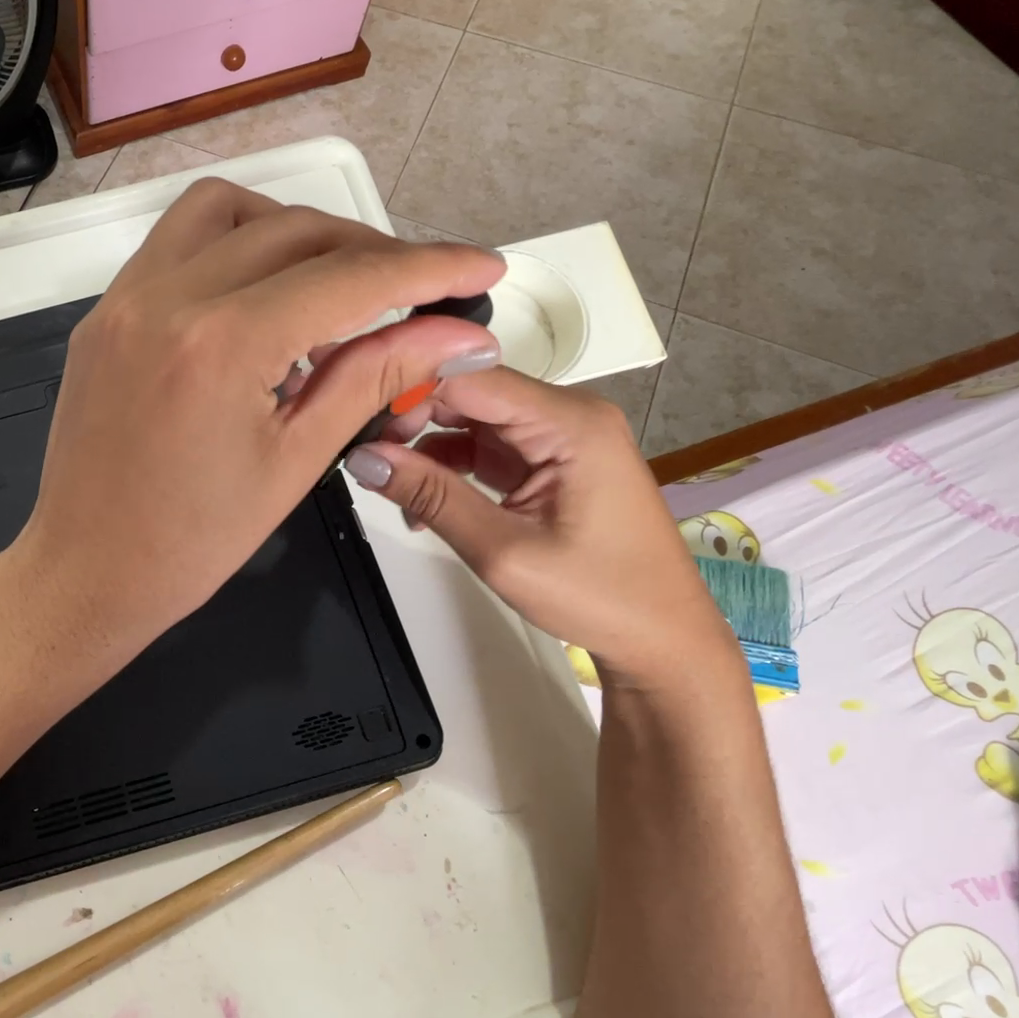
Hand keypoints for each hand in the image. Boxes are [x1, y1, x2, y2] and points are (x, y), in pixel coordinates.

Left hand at [3, 179, 504, 678]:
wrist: (86, 570)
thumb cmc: (188, 542)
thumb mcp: (295, 462)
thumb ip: (374, 378)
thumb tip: (451, 335)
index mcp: (220, 343)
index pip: (348, 277)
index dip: (428, 267)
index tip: (478, 269)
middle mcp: (164, 299)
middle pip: (292, 228)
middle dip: (367, 251)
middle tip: (409, 292)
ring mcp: (123, 301)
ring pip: (223, 212)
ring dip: (289, 228)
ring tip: (329, 285)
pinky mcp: (103, 316)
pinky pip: (173, 247)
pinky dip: (229, 250)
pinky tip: (258, 301)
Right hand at [339, 368, 736, 686]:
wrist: (661, 639)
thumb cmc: (597, 595)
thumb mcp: (502, 549)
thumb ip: (430, 497)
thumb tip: (361, 458)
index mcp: (569, 422)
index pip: (469, 377)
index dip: (408, 391)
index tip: (357, 423)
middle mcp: (566, 414)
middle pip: (468, 392)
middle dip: (410, 419)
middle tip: (364, 458)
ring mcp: (558, 437)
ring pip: (470, 419)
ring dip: (424, 447)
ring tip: (387, 486)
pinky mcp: (549, 461)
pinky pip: (484, 447)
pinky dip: (447, 468)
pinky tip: (421, 503)